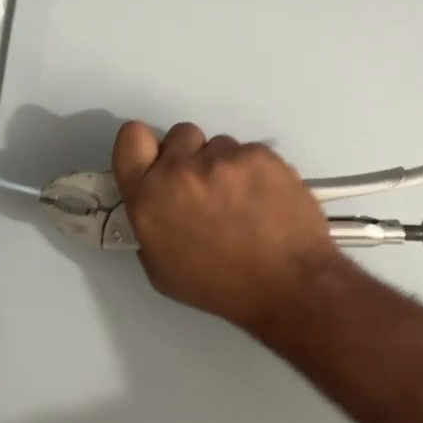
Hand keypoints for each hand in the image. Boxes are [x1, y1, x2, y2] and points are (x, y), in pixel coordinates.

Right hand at [112, 120, 337, 328]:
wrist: (290, 286)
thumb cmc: (219, 286)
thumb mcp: (160, 267)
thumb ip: (147, 223)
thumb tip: (153, 202)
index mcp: (148, 196)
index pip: (132, 137)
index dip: (144, 145)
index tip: (158, 162)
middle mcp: (179, 170)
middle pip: (179, 135)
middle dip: (189, 156)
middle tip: (207, 189)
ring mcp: (222, 159)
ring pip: (218, 145)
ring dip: (224, 166)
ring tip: (244, 202)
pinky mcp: (260, 156)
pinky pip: (250, 153)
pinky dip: (255, 172)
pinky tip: (266, 201)